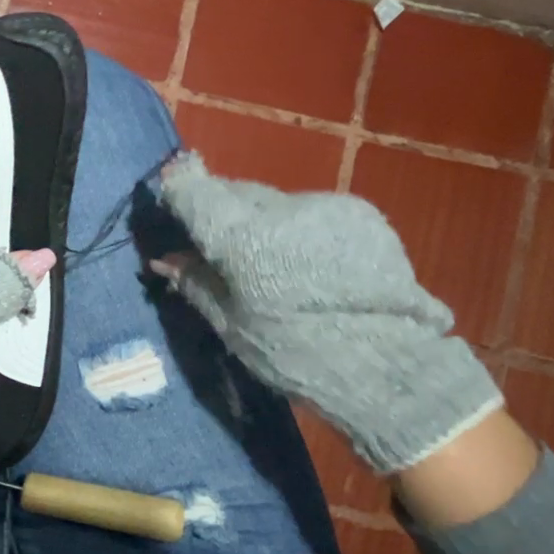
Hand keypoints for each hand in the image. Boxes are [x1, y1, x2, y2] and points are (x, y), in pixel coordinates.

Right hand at [154, 153, 500, 473]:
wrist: (388, 365)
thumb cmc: (295, 354)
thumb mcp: (232, 324)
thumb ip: (196, 282)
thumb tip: (165, 258)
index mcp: (243, 238)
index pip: (194, 190)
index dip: (177, 188)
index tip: (170, 193)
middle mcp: (281, 207)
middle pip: (235, 191)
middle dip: (220, 207)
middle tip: (217, 240)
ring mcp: (324, 206)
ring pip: (274, 200)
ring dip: (263, 219)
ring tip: (274, 261)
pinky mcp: (360, 211)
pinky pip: (312, 210)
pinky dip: (300, 227)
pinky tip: (312, 262)